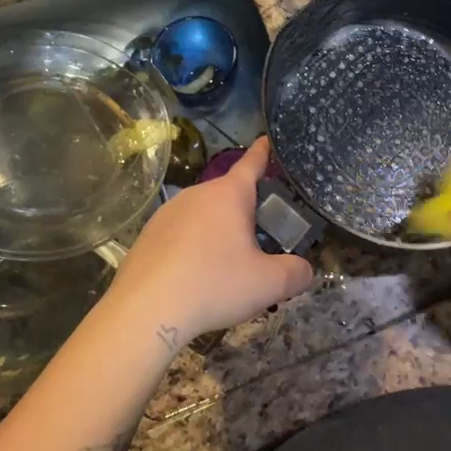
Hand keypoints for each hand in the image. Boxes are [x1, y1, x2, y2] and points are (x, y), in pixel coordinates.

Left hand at [105, 137, 312, 340]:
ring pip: (203, 215)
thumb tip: (305, 270)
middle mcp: (197, 194)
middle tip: (258, 240)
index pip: (252, 163)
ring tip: (224, 266)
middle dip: (244, 212)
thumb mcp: (267, 284)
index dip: (264, 152)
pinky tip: (193, 277)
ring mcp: (168, 212)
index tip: (267, 139)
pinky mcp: (147, 235)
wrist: (145, 312)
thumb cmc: (213, 285)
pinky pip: (180, 234)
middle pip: (228, 195)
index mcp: (229, 194)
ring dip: (216, 232)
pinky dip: (191, 247)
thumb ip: (295, 273)